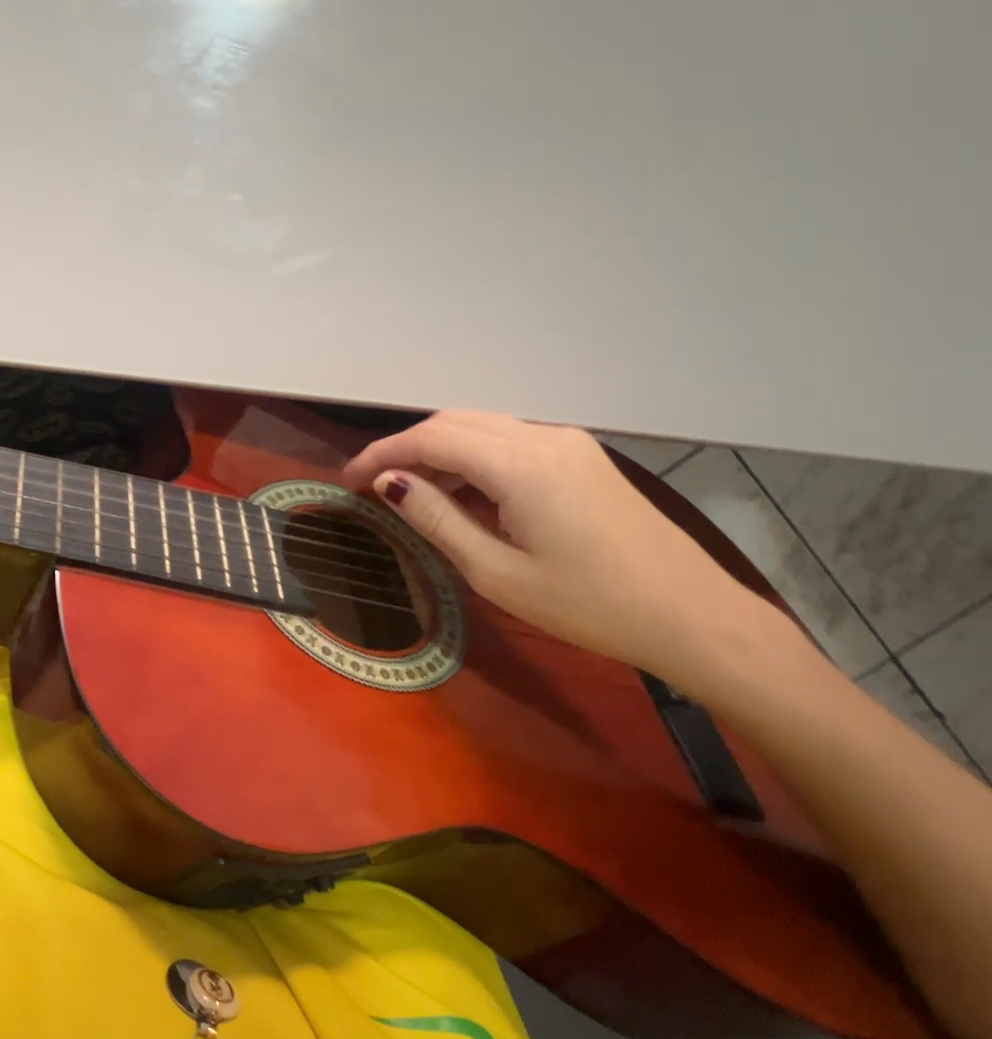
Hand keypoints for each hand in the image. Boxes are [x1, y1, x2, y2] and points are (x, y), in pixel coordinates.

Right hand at [343, 412, 766, 677]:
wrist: (691, 616)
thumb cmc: (587, 606)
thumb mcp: (496, 573)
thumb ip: (438, 520)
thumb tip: (389, 484)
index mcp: (522, 466)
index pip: (432, 439)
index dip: (382, 454)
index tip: (347, 482)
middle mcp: (544, 439)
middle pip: (456, 423)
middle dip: (406, 449)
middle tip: (370, 487)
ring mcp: (569, 445)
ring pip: (483, 430)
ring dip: (439, 454)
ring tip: (407, 496)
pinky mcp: (583, 459)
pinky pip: (511, 445)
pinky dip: (472, 461)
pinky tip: (460, 497)